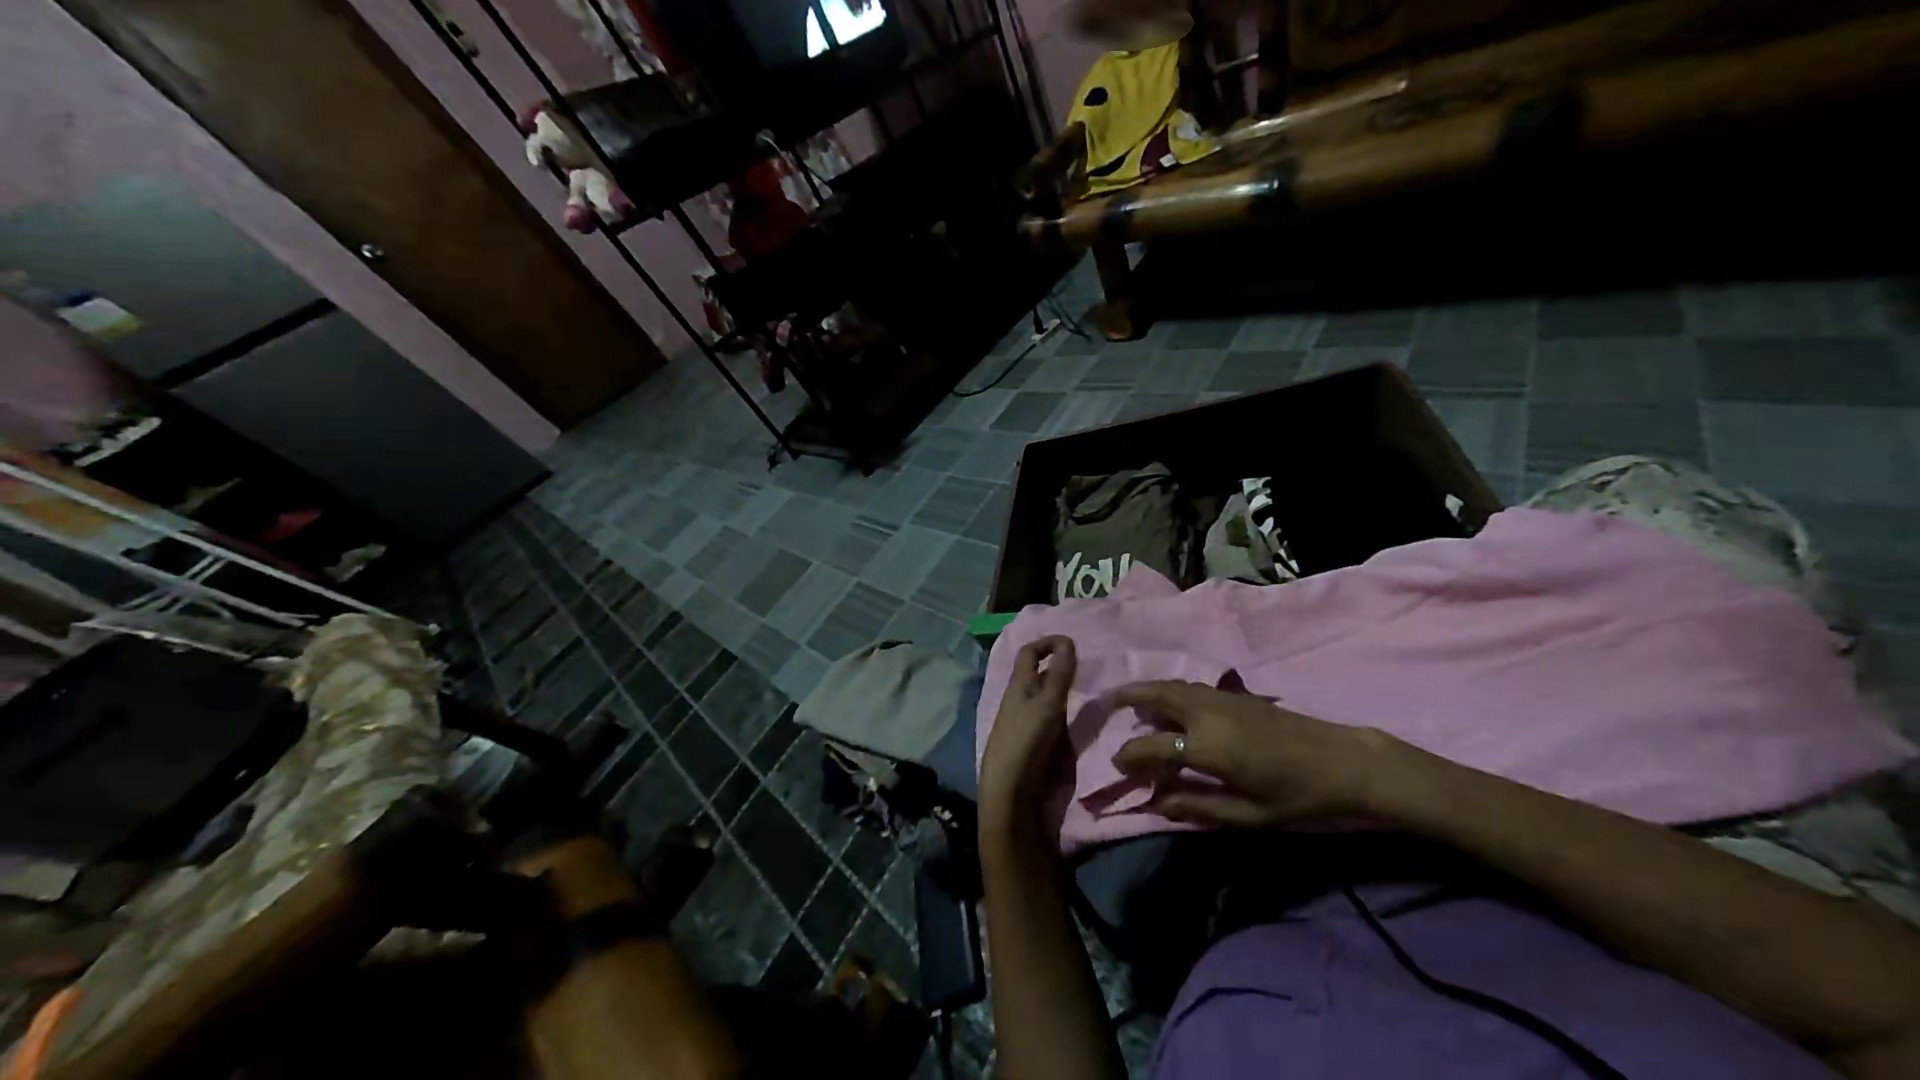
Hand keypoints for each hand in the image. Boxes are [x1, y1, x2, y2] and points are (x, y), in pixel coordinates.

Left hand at [979, 637, 1076, 826]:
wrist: (1010, 790)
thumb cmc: (1027, 741)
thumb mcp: (1048, 704)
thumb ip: (1060, 675)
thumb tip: (1067, 642)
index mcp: (1018, 685)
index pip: (1029, 653)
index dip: (1047, 643)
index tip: (1072, 643)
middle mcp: (1019, 699)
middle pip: (1037, 674)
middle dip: (1058, 667)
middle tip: (1087, 668)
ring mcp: (1024, 722)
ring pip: (1043, 696)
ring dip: (1062, 690)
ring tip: (1088, 690)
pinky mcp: (1032, 742)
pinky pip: (1049, 718)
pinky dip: (1062, 712)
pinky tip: (1076, 719)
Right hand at [1108, 681, 1406, 826]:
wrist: (1345, 763)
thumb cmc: (1297, 797)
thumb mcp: (1248, 815)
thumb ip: (1197, 806)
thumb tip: (1157, 803)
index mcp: (1207, 747)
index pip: (1152, 746)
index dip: (1130, 757)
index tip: (1119, 767)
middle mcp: (1208, 714)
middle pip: (1157, 696)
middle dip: (1129, 696)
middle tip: (1107, 701)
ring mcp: (1223, 699)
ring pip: (1174, 685)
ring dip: (1148, 689)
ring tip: (1131, 699)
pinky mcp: (1237, 695)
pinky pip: (1191, 686)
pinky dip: (1170, 690)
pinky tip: (1169, 702)